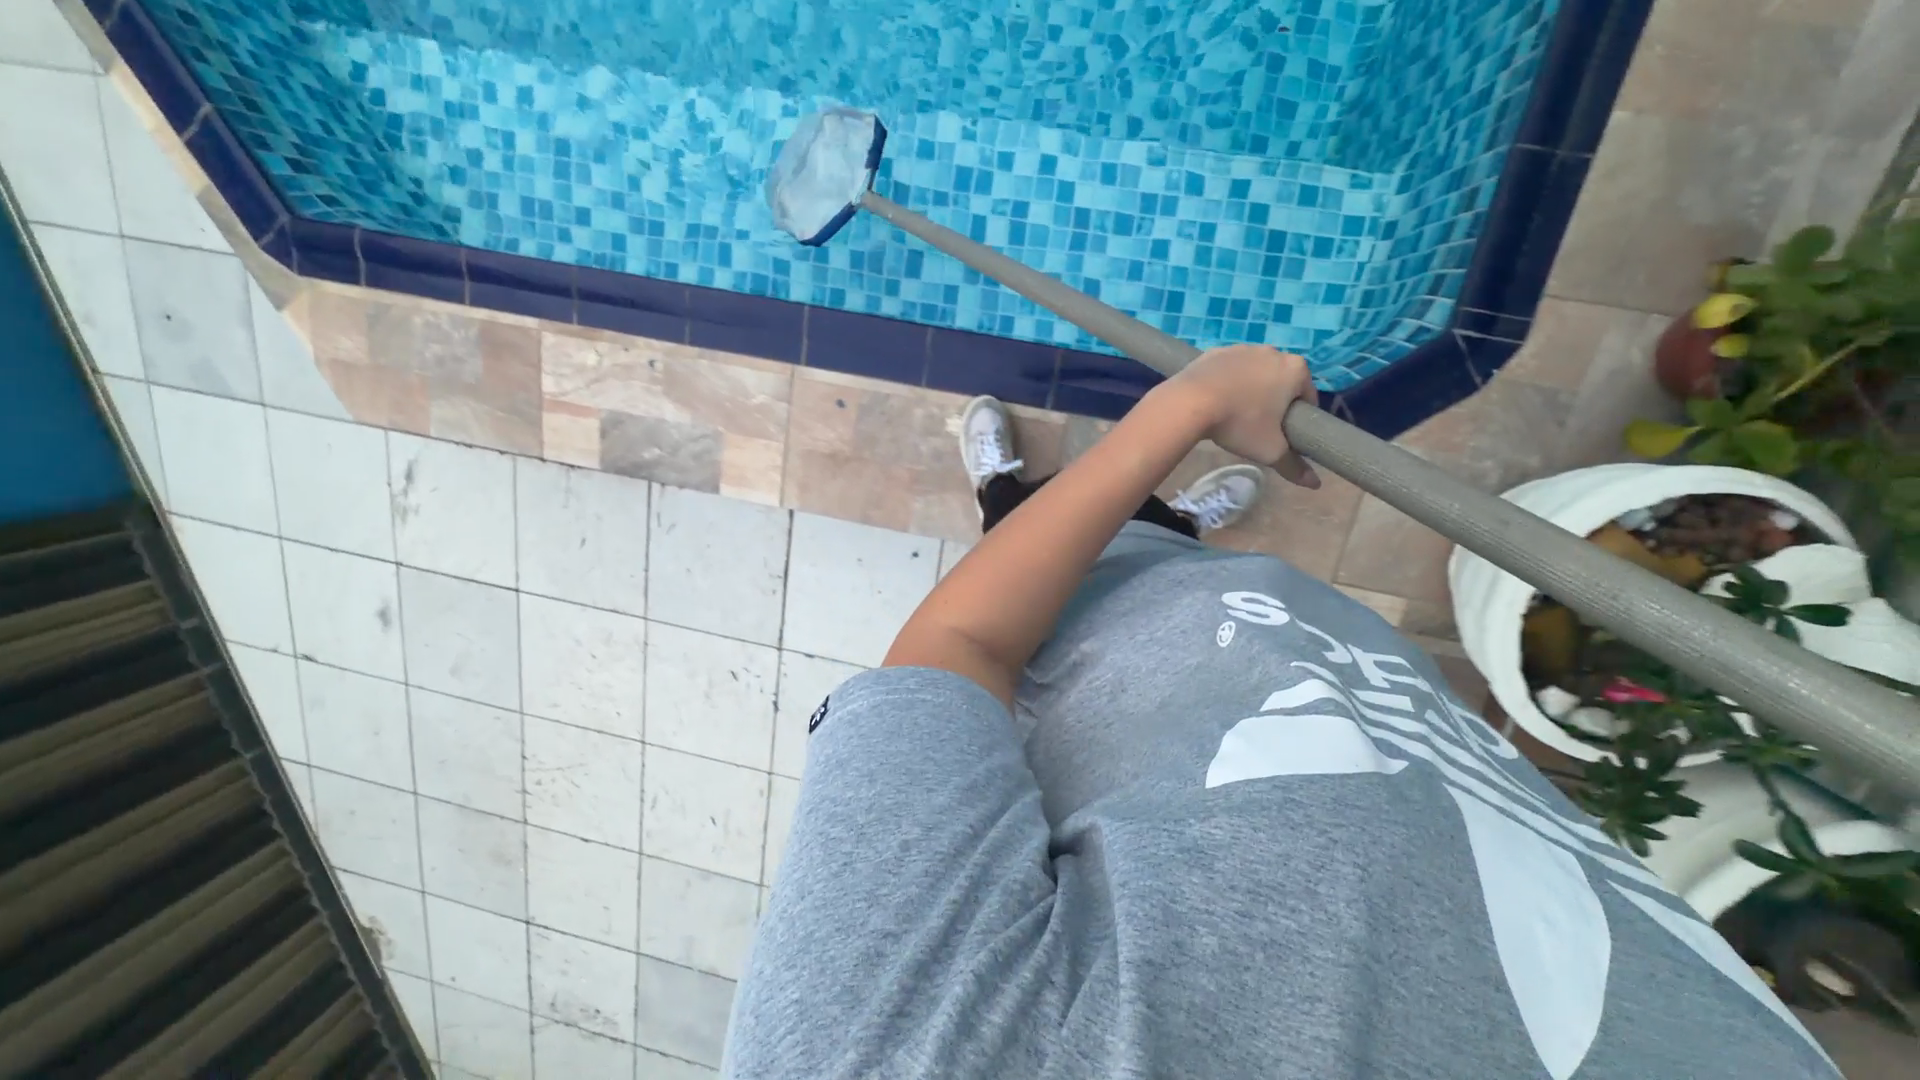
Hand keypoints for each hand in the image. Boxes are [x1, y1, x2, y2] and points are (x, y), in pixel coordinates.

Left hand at [1165, 345, 1320, 487]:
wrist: (1189, 403)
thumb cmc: (1240, 423)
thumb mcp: (1270, 450)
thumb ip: (1294, 465)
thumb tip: (1315, 484)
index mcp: (1296, 369)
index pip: (1307, 396)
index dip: (1298, 418)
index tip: (1283, 434)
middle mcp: (1273, 351)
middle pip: (1281, 382)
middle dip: (1274, 402)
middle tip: (1258, 427)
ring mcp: (1242, 347)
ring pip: (1254, 374)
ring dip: (1250, 391)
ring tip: (1234, 415)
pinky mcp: (1216, 350)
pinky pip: (1228, 370)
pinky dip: (1227, 383)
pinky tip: (1216, 401)